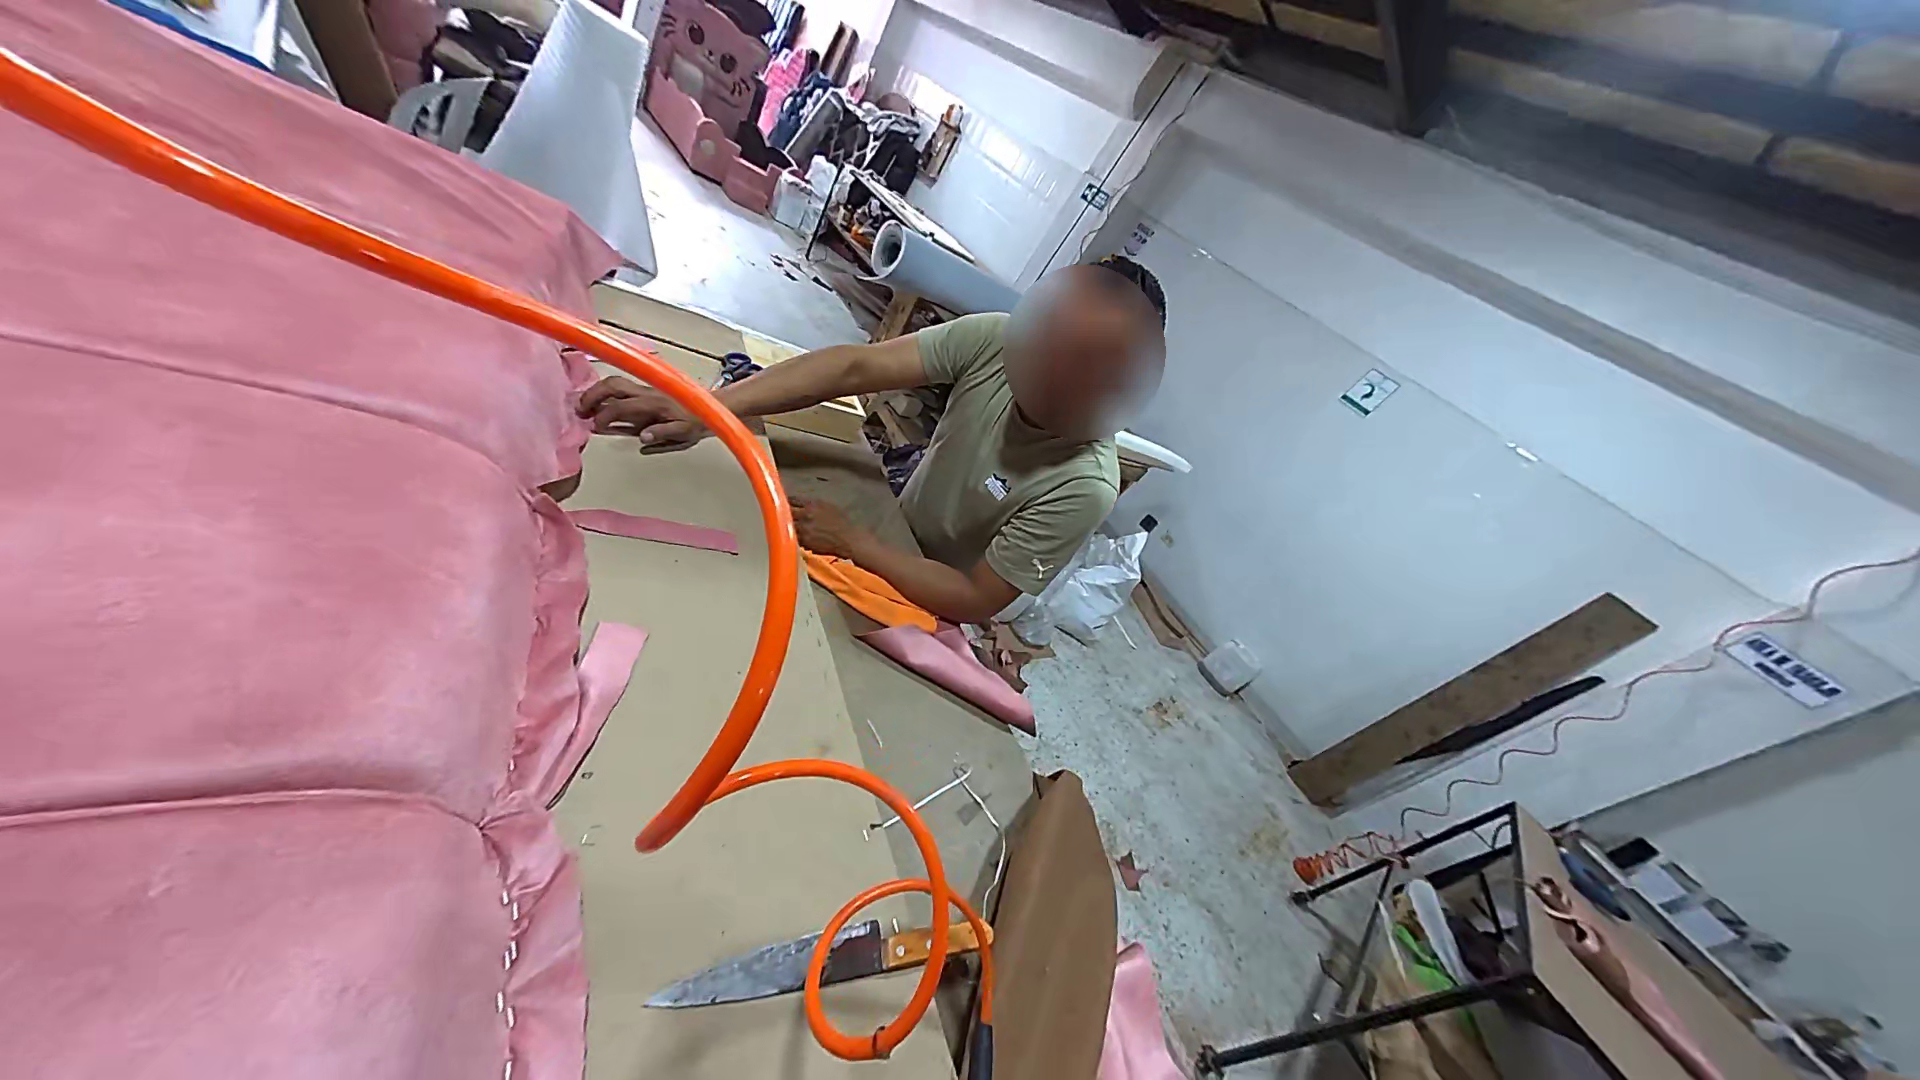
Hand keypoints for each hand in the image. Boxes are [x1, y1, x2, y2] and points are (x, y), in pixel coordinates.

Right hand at [576, 376, 706, 450]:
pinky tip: (598, 404)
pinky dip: (605, 393)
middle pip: (612, 385)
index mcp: (653, 403)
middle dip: (591, 395)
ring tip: (584, 407)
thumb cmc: (695, 422)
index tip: (595, 427)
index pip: (621, 407)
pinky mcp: (645, 390)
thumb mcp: (683, 433)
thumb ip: (663, 434)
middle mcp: (646, 392)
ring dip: (595, 392)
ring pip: (614, 383)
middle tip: (579, 411)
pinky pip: (621, 387)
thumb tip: (642, 437)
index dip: (604, 416)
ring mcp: (644, 389)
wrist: (708, 408)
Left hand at [789, 495, 868, 558]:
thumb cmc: (843, 524)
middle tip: (777, 515)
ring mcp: (804, 528)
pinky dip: (790, 536)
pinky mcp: (804, 541)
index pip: (791, 499)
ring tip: (784, 527)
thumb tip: (802, 505)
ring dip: (784, 526)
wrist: (849, 539)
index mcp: (812, 504)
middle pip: (785, 511)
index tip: (781, 503)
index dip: (785, 501)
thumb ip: (814, 504)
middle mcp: (806, 514)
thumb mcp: (829, 507)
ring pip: (786, 525)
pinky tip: (792, 536)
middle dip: (781, 513)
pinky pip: (791, 537)